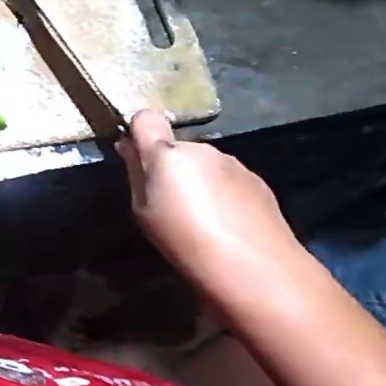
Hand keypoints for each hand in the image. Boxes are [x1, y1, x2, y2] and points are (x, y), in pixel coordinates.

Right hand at [117, 110, 305, 281]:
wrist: (256, 267)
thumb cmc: (185, 241)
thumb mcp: (144, 212)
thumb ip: (136, 173)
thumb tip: (129, 146)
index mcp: (167, 154)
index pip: (145, 118)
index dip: (139, 134)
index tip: (138, 159)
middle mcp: (200, 148)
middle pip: (176, 147)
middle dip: (171, 167)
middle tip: (171, 205)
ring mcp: (232, 161)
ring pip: (203, 164)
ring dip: (198, 180)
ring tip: (204, 220)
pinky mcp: (256, 179)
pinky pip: (227, 178)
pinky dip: (222, 193)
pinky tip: (228, 224)